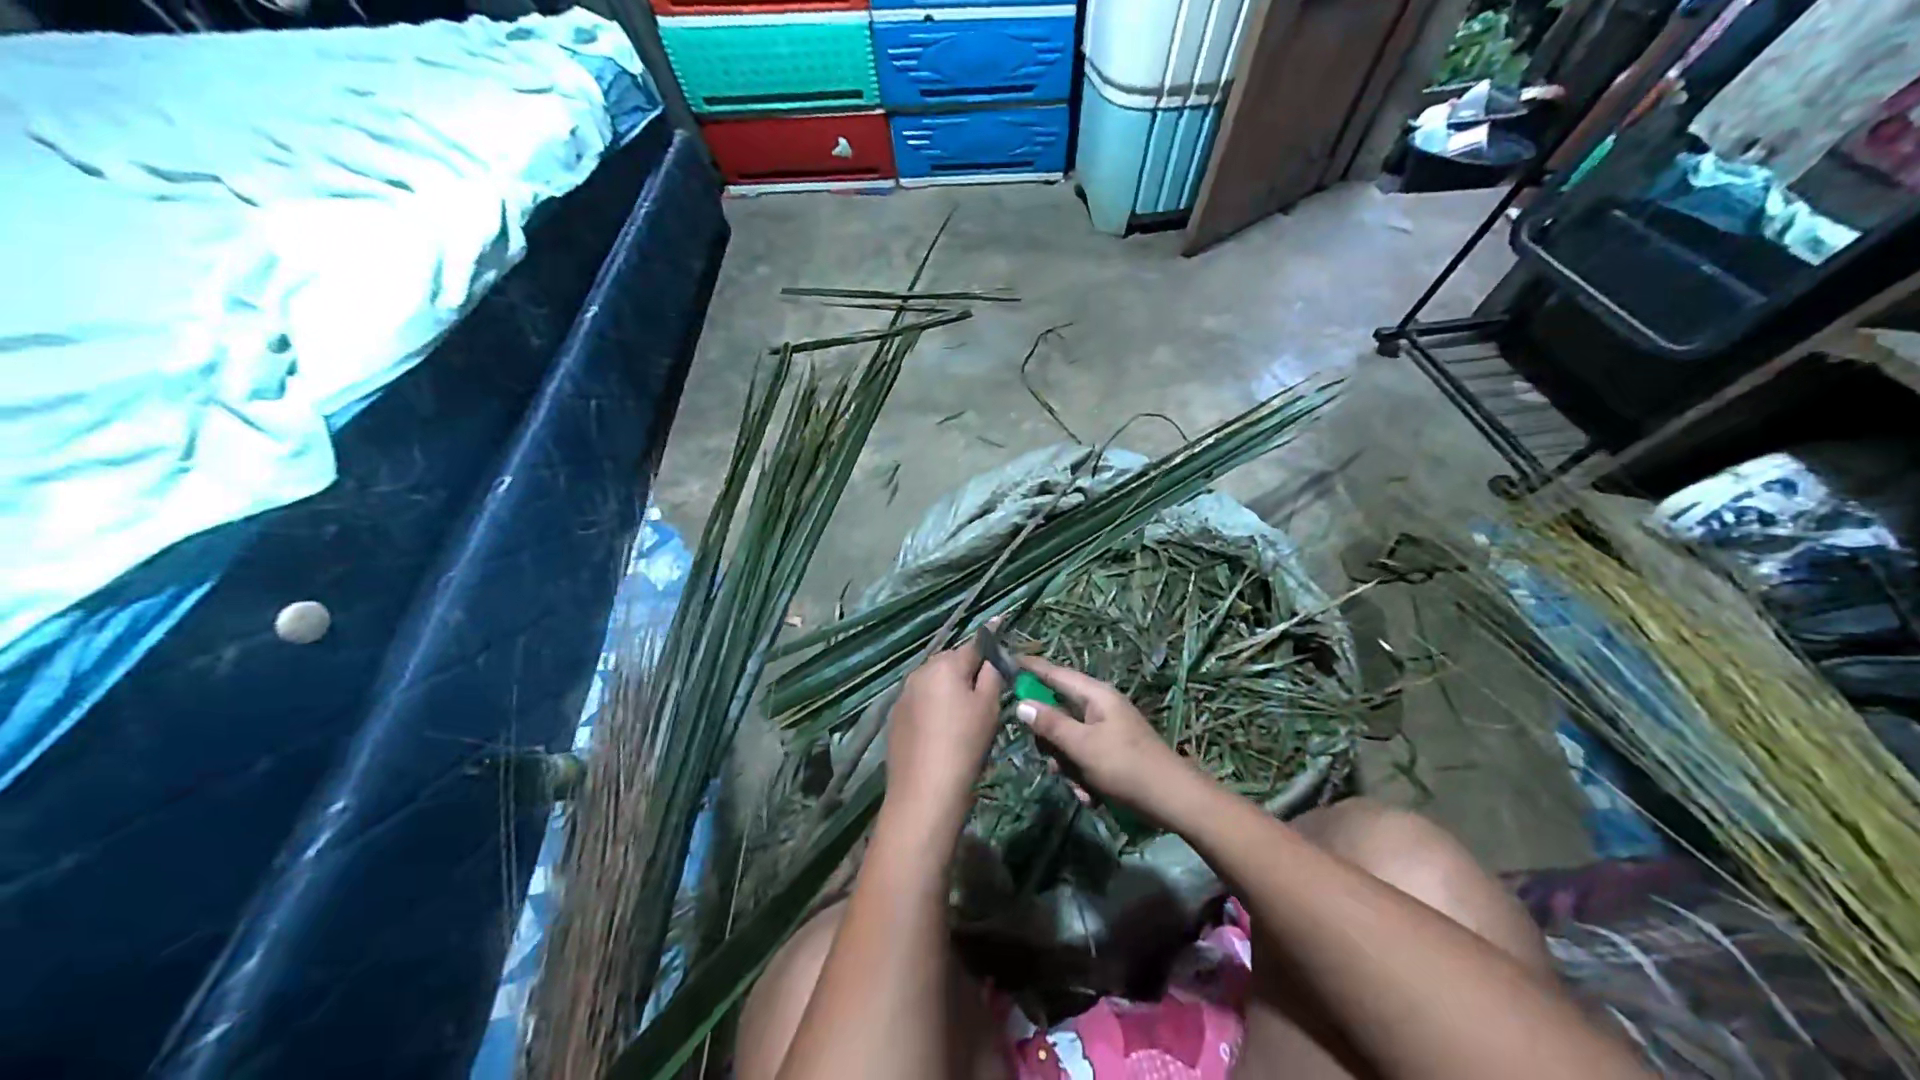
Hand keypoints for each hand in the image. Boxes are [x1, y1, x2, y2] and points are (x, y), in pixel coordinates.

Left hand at [883, 641, 1004, 835]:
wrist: (924, 791)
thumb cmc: (964, 744)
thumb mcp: (988, 707)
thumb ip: (992, 674)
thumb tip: (992, 655)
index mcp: (945, 664)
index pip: (974, 643)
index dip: (990, 635)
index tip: (999, 620)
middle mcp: (920, 671)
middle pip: (951, 661)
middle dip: (968, 667)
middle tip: (988, 688)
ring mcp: (903, 694)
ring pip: (934, 681)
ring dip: (949, 686)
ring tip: (965, 711)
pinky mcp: (895, 716)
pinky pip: (921, 700)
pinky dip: (934, 704)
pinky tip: (942, 727)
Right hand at [1014, 657, 1205, 819]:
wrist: (1173, 801)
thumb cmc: (1126, 766)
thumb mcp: (1083, 746)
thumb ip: (1050, 724)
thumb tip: (1022, 703)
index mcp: (1095, 696)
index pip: (1055, 673)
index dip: (1031, 667)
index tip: (1007, 662)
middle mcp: (1099, 708)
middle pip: (1057, 713)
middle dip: (1052, 743)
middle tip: (1055, 763)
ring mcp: (1106, 730)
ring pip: (1067, 741)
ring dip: (1068, 766)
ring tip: (1082, 787)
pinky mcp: (1111, 752)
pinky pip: (1082, 758)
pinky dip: (1083, 777)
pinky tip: (1092, 796)